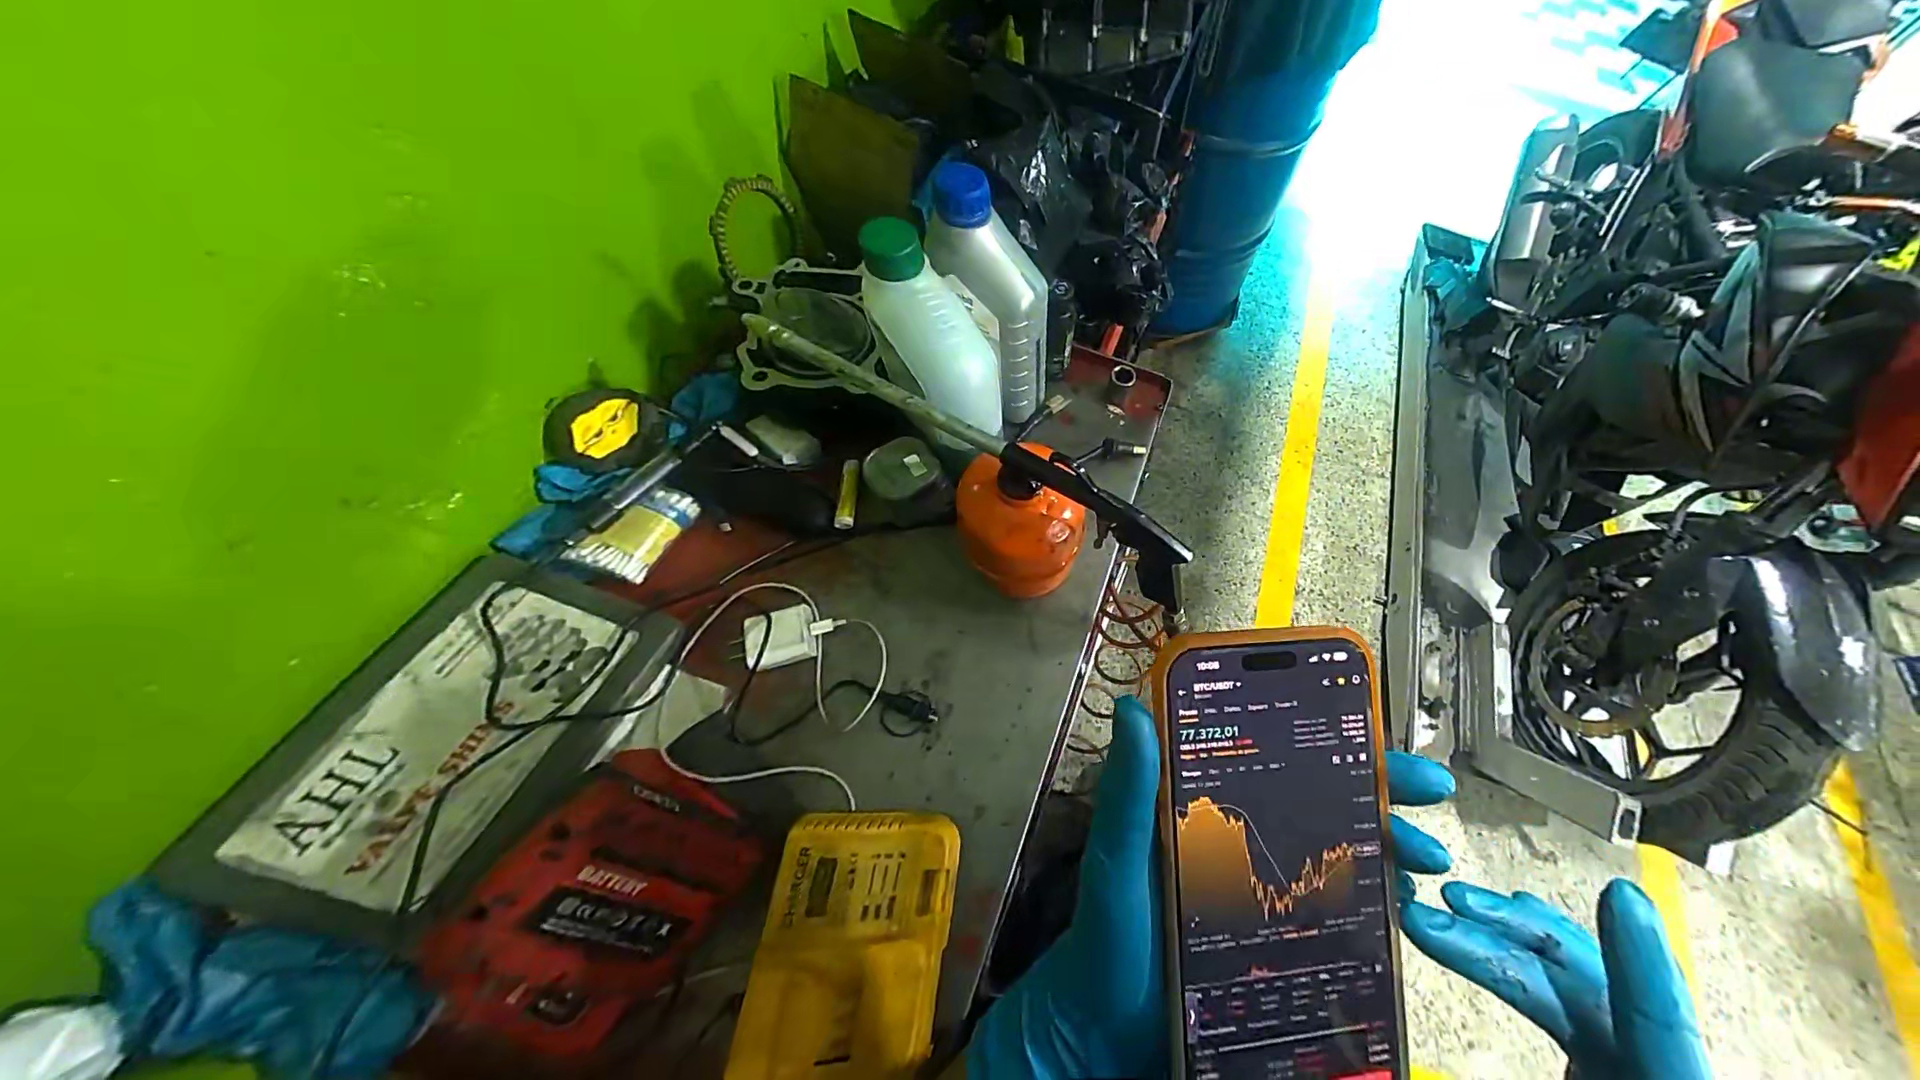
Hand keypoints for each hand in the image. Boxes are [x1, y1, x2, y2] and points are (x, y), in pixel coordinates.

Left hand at [967, 696, 1459, 1078]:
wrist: (1114, 1028)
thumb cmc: (1112, 928)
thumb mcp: (1120, 853)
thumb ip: (1129, 787)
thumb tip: (1132, 705)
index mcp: (1199, 805)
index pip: (1263, 756)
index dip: (1317, 740)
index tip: (1374, 735)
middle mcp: (1235, 837)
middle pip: (1312, 799)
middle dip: (1373, 788)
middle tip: (1425, 792)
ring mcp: (1262, 888)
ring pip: (1334, 852)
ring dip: (1384, 845)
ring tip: (1424, 858)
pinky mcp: (1280, 940)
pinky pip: (1337, 913)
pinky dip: (1374, 903)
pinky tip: (1403, 909)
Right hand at [1399, 877, 1710, 1078]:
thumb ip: (1444, 1079)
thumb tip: (1377, 1068)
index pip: (1656, 1032)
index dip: (1640, 966)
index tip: (1620, 896)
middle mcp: (1653, 1076)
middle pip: (1592, 991)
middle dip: (1506, 939)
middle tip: (1429, 909)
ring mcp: (1631, 1067)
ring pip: (1578, 982)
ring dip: (1505, 937)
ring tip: (1445, 905)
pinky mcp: (1609, 1063)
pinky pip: (1575, 995)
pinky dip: (1529, 953)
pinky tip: (1501, 921)